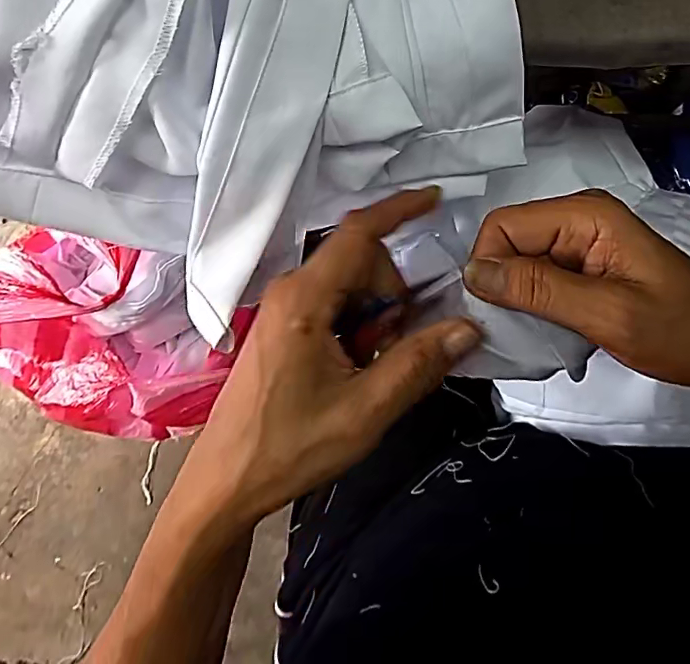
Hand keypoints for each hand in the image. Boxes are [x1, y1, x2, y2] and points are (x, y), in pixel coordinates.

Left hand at [174, 189, 481, 531]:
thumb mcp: (365, 410)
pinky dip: (361, 325)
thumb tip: (467, 327)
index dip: (399, 210)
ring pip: (355, 284)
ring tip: (370, 365)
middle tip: (394, 346)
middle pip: (365, 262)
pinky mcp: (287, 325)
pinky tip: (356, 366)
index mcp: (305, 299)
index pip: (359, 234)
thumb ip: (419, 363)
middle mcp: (292, 291)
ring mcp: (287, 307)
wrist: (222, 489)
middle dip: (394, 295)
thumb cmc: (286, 449)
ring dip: (379, 315)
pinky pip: (339, 303)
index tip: (434, 199)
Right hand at [463, 190, 689, 399]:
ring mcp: (585, 244)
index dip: (489, 269)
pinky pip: (543, 282)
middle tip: (516, 335)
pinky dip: (538, 309)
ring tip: (538, 339)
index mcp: (586, 215)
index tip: (493, 317)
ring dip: (520, 303)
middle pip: (510, 244)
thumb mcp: (610, 313)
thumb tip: (476, 272)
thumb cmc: (684, 330)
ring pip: (522, 266)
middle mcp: (580, 220)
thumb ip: (540, 290)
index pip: (504, 225)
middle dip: (502, 288)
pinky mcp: (588, 269)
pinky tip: (552, 336)